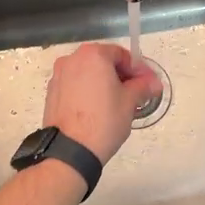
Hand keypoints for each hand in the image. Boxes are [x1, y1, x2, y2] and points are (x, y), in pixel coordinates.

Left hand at [42, 43, 161, 163]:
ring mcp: (58, 76)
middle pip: (103, 62)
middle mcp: (71, 60)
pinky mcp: (51, 94)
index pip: (121, 54)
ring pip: (88, 75)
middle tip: (136, 94)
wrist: (71, 150)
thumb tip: (153, 83)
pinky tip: (98, 110)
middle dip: (121, 76)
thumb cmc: (103, 121)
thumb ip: (143, 86)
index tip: (149, 84)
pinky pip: (75, 87)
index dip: (138, 69)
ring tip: (118, 104)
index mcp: (92, 55)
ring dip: (105, 84)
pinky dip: (89, 93)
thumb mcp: (130, 102)